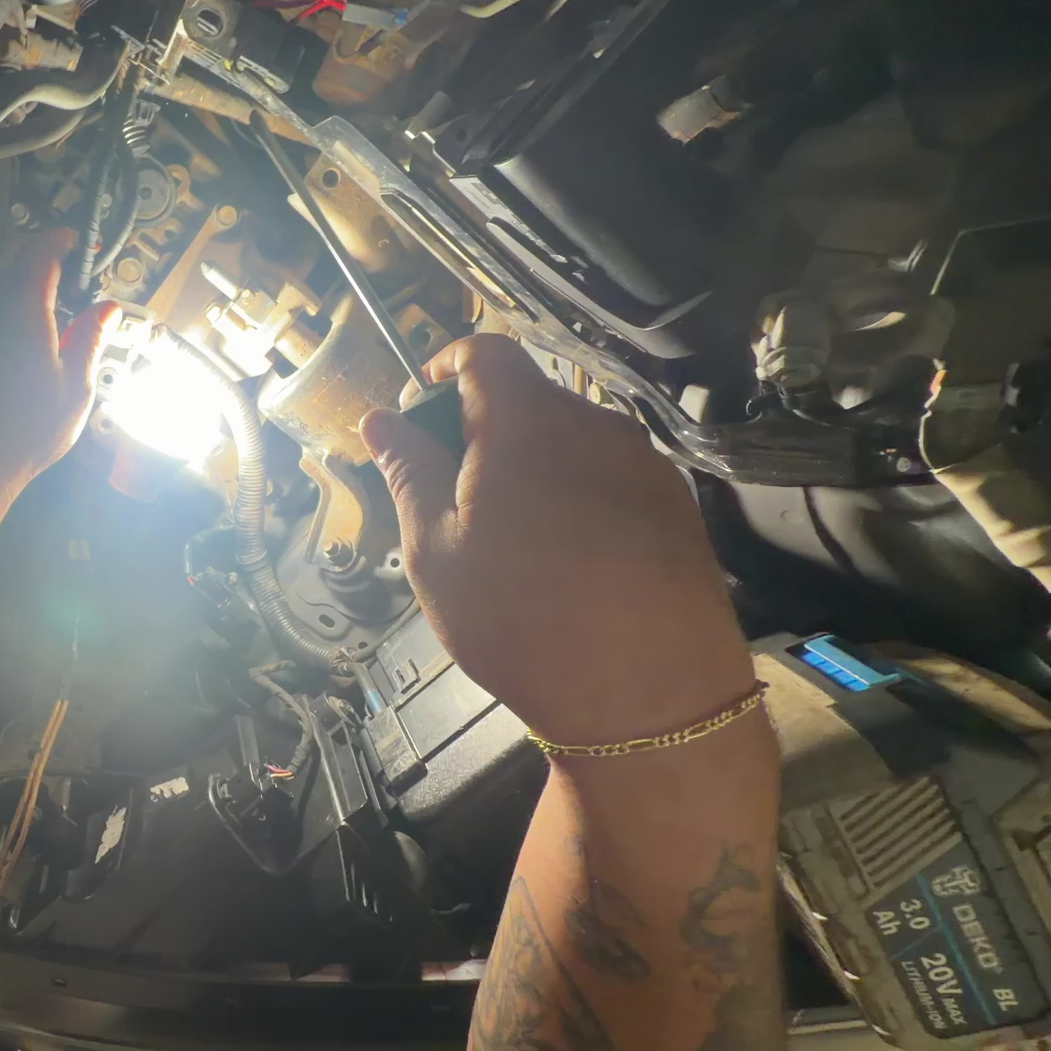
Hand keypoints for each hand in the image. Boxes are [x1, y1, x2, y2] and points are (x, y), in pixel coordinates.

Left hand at [0, 228, 119, 498]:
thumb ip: (90, 339)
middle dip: (44, 251)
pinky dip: (15, 299)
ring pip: (0, 279)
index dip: (63, 240)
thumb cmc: (31, 430)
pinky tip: (36, 328)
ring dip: (29, 276)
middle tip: (74, 270)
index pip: (40, 255)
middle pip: (14, 257)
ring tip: (60, 299)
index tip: (83, 243)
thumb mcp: (76, 388)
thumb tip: (108, 307)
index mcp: (25, 315)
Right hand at [360, 335, 753, 746]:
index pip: (484, 352)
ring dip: (519, 460)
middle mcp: (592, 427)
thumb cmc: (515, 618)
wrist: (646, 698)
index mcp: (524, 427)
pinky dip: (563, 486)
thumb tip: (379, 421)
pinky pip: (601, 470)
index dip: (441, 365)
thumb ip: (408, 471)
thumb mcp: (433, 547)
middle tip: (445, 491)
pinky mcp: (672, 503)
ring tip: (499, 533)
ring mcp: (641, 464)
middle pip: (523, 395)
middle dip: (473, 426)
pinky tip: (554, 552)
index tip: (416, 407)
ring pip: (562, 436)